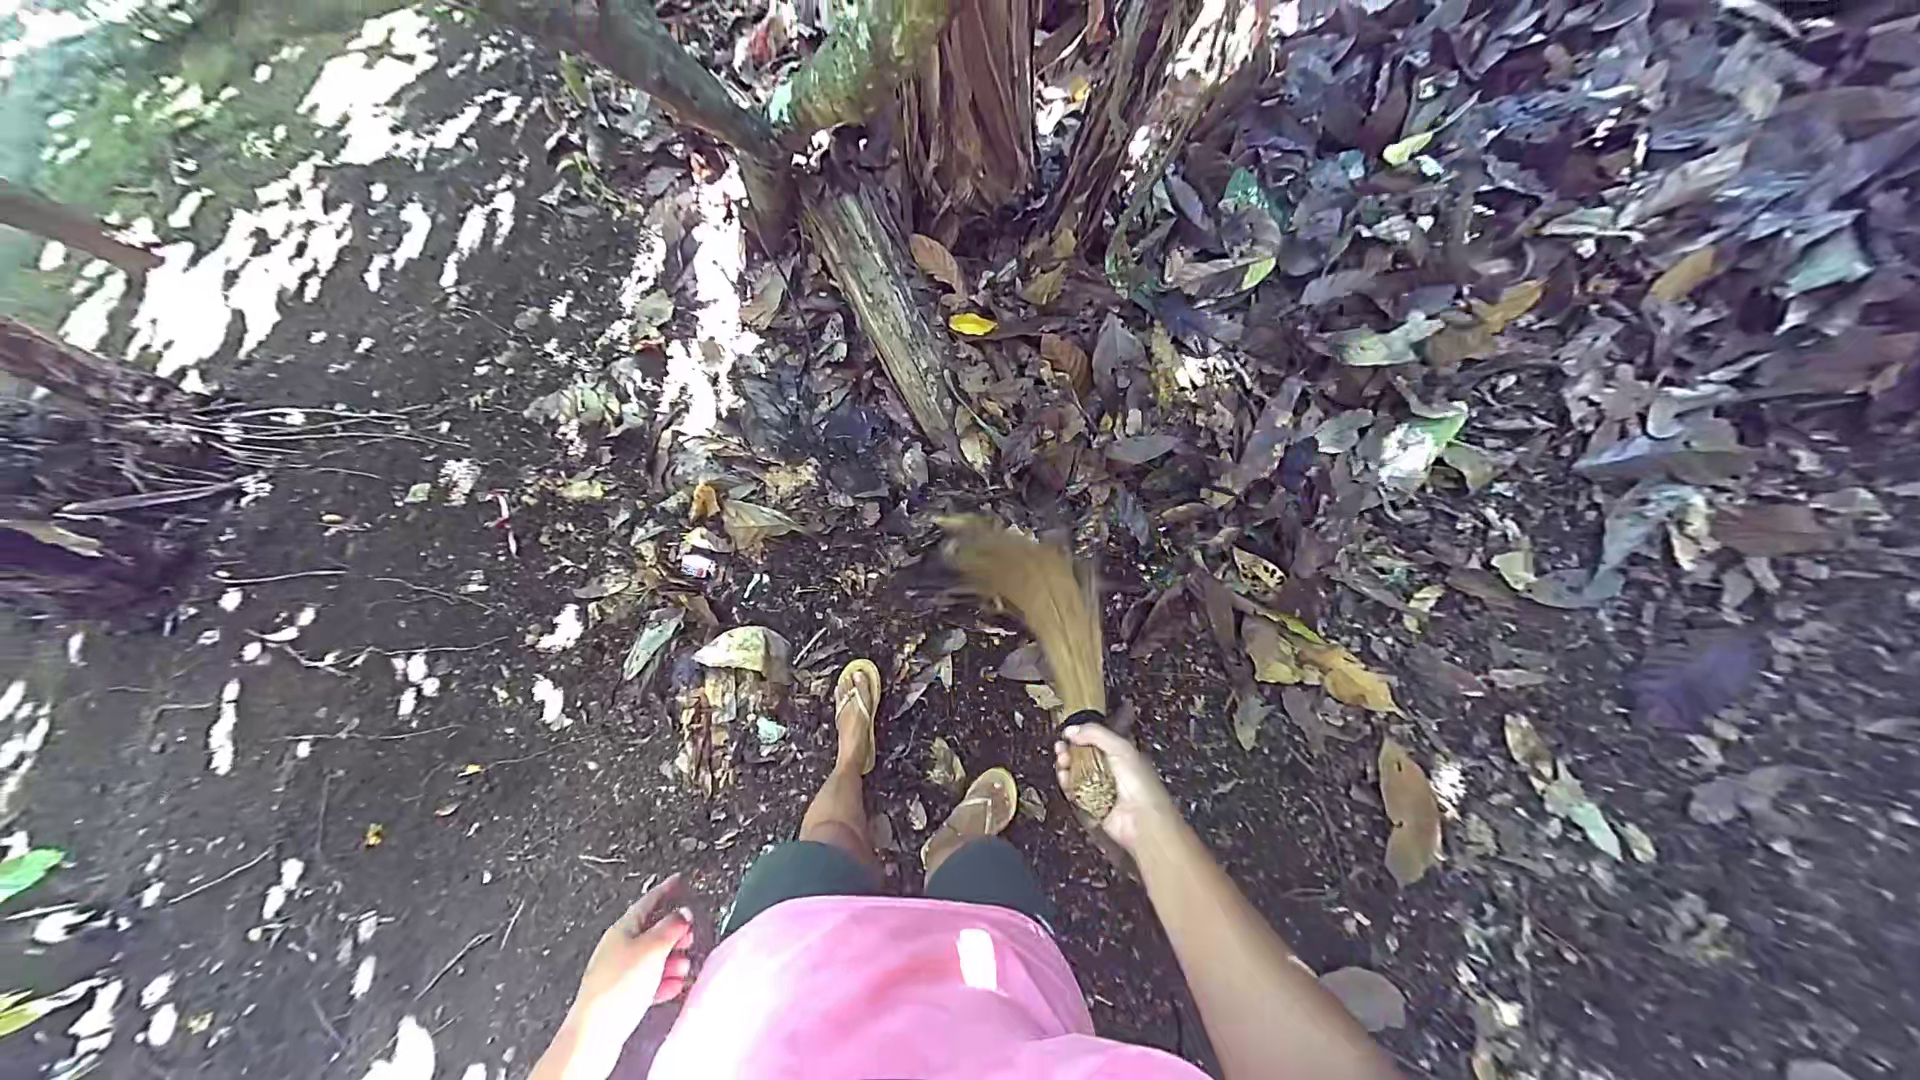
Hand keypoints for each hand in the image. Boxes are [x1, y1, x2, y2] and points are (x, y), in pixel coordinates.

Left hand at [568, 874, 695, 1034]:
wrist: (594, 1036)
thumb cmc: (616, 989)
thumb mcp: (653, 948)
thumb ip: (671, 926)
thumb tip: (683, 913)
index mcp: (622, 930)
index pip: (648, 901)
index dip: (666, 889)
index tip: (677, 880)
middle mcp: (617, 948)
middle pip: (651, 930)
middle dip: (674, 931)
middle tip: (690, 931)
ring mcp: (617, 973)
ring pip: (651, 958)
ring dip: (671, 959)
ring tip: (685, 964)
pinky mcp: (620, 996)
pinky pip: (647, 981)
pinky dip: (663, 980)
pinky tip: (673, 986)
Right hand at [1054, 723, 1180, 853]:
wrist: (1142, 819)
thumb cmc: (1138, 782)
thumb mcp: (1120, 748)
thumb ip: (1095, 733)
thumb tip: (1070, 729)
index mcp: (1119, 754)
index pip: (1094, 741)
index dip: (1079, 737)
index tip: (1067, 735)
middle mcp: (1108, 770)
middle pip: (1081, 757)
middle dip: (1068, 751)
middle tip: (1061, 748)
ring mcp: (1099, 788)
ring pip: (1075, 773)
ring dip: (1065, 765)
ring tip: (1062, 761)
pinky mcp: (1090, 804)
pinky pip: (1074, 791)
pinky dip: (1067, 783)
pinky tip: (1064, 777)